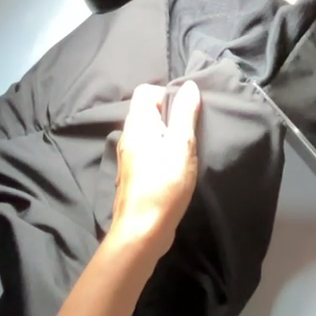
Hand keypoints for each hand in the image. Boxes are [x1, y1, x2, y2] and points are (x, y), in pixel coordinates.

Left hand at [106, 81, 201, 255]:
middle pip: (146, 111)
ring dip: (165, 136)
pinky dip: (159, 152)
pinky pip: (146, 151)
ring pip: (147, 133)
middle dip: (169, 115)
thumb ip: (185, 112)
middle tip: (189, 131)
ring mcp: (127, 156)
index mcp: (138, 122)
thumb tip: (188, 85)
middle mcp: (128, 135)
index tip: (185, 111)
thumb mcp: (181, 143)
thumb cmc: (164, 182)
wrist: (142, 230)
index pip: (145, 90)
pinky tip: (174, 168)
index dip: (166, 94)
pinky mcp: (132, 175)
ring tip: (184, 150)